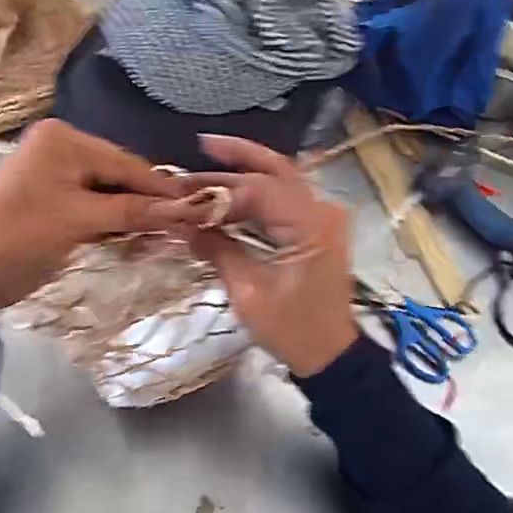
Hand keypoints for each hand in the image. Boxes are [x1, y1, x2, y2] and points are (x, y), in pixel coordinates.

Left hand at [0, 119, 207, 324]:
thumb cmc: (21, 239)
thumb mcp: (82, 222)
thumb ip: (136, 211)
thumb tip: (190, 209)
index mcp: (62, 139)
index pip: (128, 163)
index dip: (164, 190)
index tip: (201, 211)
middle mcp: (60, 146)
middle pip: (121, 176)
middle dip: (147, 205)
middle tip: (181, 231)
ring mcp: (55, 173)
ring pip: (111, 193)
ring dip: (132, 218)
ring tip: (157, 240)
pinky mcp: (53, 198)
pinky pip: (96, 206)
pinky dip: (113, 224)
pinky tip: (130, 241)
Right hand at [180, 135, 358, 376]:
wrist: (331, 355)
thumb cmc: (292, 330)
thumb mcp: (249, 293)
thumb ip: (218, 250)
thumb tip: (183, 225)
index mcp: (310, 225)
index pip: (258, 190)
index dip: (217, 192)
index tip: (182, 198)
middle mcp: (323, 211)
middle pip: (276, 170)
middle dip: (233, 164)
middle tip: (195, 157)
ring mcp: (325, 218)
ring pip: (283, 179)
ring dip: (245, 172)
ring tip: (207, 166)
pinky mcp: (320, 229)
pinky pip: (287, 199)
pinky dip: (259, 193)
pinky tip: (231, 191)